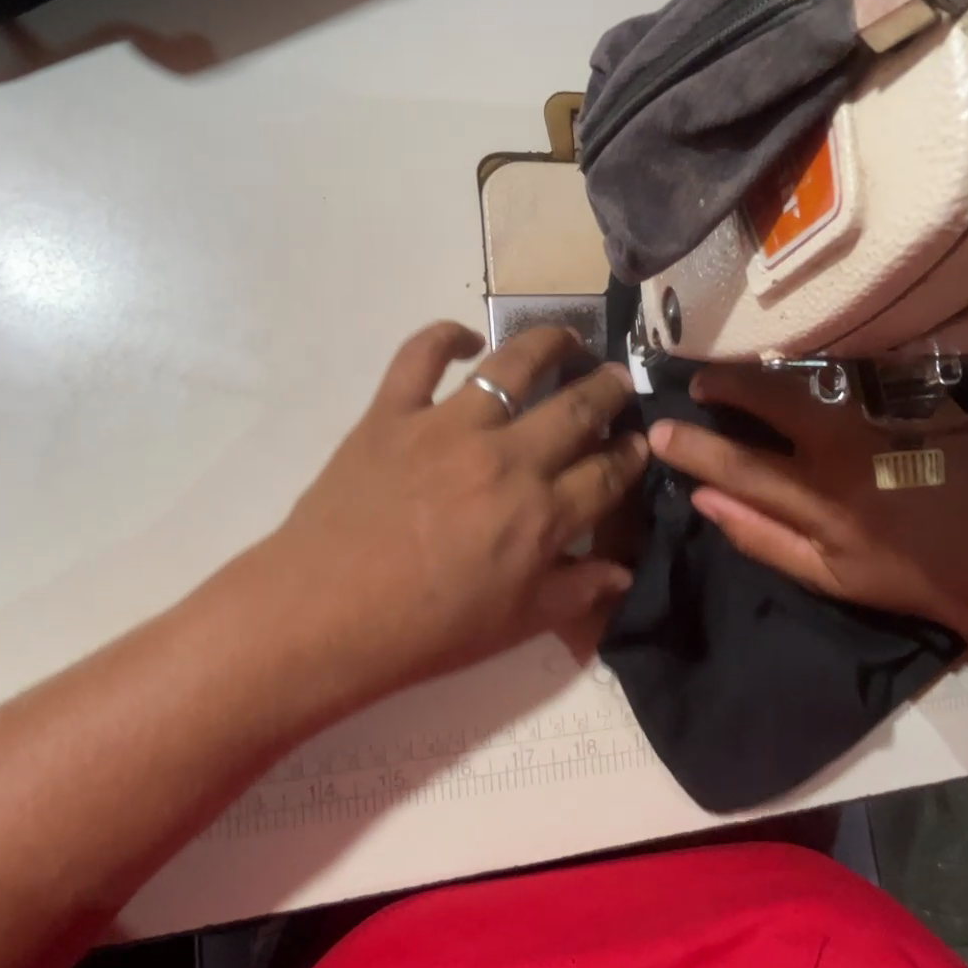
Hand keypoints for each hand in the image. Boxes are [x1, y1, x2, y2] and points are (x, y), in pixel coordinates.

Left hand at [202, 323, 647, 708]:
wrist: (325, 616)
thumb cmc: (428, 631)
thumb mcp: (517, 625)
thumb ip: (577, 592)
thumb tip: (624, 573)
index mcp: (543, 513)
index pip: (608, 472)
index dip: (633, 455)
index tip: (642, 443)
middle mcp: (507, 457)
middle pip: (577, 407)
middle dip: (610, 390)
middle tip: (619, 381)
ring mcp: (448, 426)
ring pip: (514, 363)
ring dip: (552, 344)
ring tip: (569, 341)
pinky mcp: (393, 412)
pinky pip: (421, 355)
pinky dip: (445, 336)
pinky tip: (466, 338)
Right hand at [647, 366, 967, 639]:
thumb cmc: (904, 577)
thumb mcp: (825, 576)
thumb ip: (760, 536)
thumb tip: (703, 498)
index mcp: (821, 500)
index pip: (738, 464)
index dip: (691, 447)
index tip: (657, 432)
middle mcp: (848, 450)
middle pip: (770, 401)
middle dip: (725, 385)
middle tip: (699, 381)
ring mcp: (884, 418)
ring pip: (807, 380)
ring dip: (764, 372)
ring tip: (738, 372)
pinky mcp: (913, 400)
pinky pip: (849, 376)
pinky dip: (812, 372)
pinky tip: (797, 372)